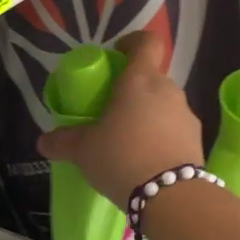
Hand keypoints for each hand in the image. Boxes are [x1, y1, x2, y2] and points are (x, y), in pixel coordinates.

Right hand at [36, 31, 204, 209]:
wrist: (171, 196)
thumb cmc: (121, 158)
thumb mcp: (83, 150)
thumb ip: (63, 142)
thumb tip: (44, 141)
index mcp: (139, 81)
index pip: (145, 43)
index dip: (132, 42)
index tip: (117, 54)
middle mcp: (167, 90)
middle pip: (150, 78)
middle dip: (132, 90)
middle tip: (110, 112)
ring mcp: (185, 115)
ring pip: (162, 105)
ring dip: (146, 116)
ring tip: (126, 143)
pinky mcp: (196, 140)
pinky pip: (172, 130)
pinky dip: (159, 138)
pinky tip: (144, 161)